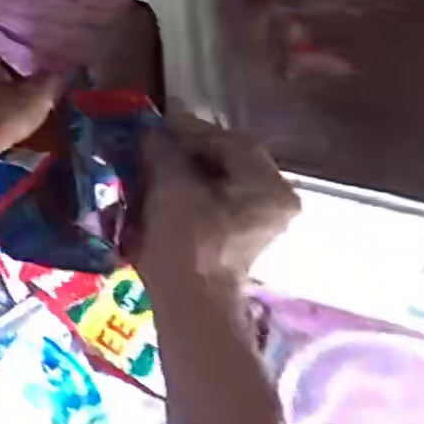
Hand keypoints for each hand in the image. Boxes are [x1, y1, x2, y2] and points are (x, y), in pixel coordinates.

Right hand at [136, 114, 298, 290]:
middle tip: (151, 142)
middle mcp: (274, 200)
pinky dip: (188, 184)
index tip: (155, 127)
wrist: (188, 296)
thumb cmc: (185, 239)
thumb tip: (150, 130)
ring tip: (151, 160)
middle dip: (188, 147)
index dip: (191, 129)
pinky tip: (161, 183)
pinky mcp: (237, 231)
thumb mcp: (171, 187)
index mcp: (269, 188)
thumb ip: (164, 151)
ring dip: (185, 164)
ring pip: (219, 176)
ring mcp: (258, 218)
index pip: (232, 141)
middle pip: (229, 158)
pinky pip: (214, 194)